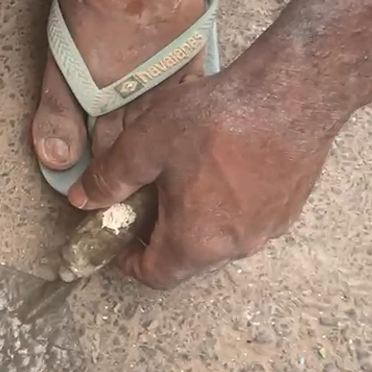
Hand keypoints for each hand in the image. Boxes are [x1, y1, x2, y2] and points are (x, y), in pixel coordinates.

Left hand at [64, 54, 350, 287]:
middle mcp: (239, 245)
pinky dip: (215, 208)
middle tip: (132, 202)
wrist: (291, 96)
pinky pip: (241, 220)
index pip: (157, 275)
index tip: (112, 239)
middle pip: (187, 259)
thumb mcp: (143, 147)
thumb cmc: (213, 123)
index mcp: (199, 240)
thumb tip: (81, 201)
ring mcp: (270, 227)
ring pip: (216, 239)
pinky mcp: (287, 206)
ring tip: (165, 182)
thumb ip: (109, 179)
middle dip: (154, 237)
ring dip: (186, 220)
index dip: (128, 262)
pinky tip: (204, 170)